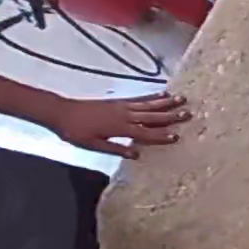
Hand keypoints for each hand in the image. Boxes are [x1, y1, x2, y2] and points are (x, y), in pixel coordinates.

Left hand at [44, 93, 191, 157]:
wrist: (60, 112)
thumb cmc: (75, 132)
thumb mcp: (93, 145)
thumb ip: (116, 148)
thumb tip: (136, 154)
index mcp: (120, 128)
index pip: (145, 133)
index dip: (161, 135)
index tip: (177, 136)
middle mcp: (124, 116)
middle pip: (152, 116)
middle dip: (171, 115)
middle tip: (188, 113)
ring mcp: (122, 106)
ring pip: (149, 105)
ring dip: (166, 102)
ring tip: (181, 99)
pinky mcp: (119, 101)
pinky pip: (139, 98)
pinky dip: (152, 96)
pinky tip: (162, 93)